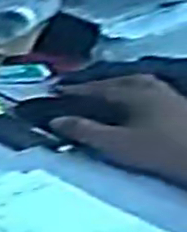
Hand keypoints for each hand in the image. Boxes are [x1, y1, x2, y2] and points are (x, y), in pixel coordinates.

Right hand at [53, 75, 186, 186]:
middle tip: (83, 89)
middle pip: (131, 81)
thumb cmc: (159, 149)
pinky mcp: (183, 113)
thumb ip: (82, 130)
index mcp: (140, 98)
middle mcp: (160, 94)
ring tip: (105, 95)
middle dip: (105, 83)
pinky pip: (154, 97)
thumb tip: (56, 121)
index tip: (56, 90)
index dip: (78, 89)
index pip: (104, 89)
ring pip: (146, 87)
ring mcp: (176, 103)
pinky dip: (135, 98)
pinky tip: (129, 108)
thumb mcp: (112, 142)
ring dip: (123, 88)